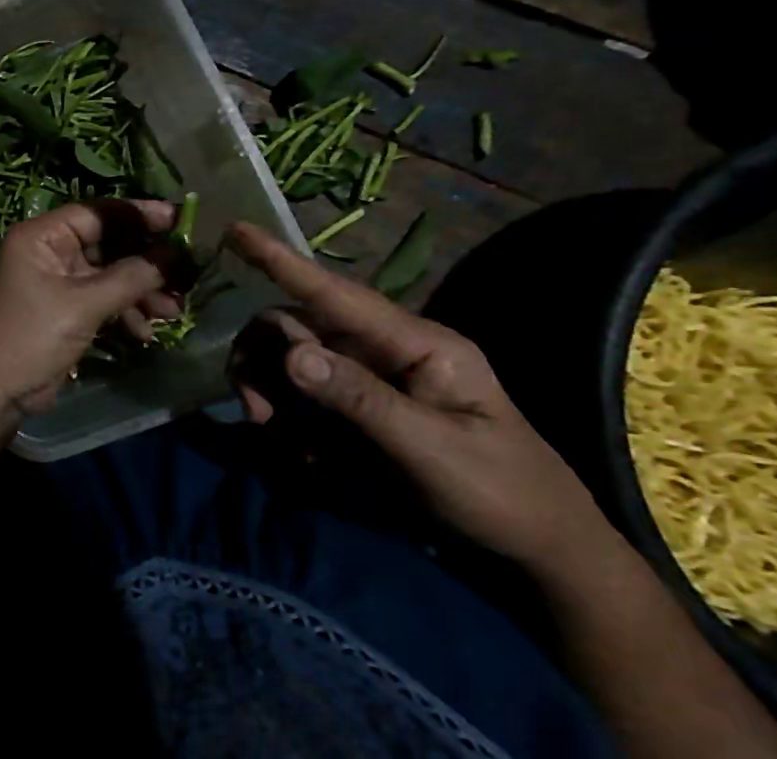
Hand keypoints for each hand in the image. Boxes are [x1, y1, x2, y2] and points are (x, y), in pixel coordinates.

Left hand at [0, 201, 177, 464]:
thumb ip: (133, 276)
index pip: (97, 213)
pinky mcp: (62, 312)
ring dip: (141, 292)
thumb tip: (179, 253)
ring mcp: (54, 284)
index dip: (140, 215)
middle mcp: (47, 253)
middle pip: (107, 244)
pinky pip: (101, 301)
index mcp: (41, 237)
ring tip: (174, 311)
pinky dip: (124, 313)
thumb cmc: (29, 339)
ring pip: (108, 276)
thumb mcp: (83, 305)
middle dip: (146, 262)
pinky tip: (146, 333)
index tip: (182, 221)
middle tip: (187, 273)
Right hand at [226, 221, 608, 566]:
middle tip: (254, 413)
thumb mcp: (433, 450)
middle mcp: (387, 348)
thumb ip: (360, 399)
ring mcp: (373, 374)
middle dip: (262, 359)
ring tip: (270, 431)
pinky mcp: (361, 401)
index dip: (282, 260)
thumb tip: (291, 354)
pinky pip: (301, 390)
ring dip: (268, 388)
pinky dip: (285, 412)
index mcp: (419, 344)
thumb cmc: (501, 493)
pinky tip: (298, 449)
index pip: (336, 293)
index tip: (236, 230)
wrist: (540, 545)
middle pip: (298, 326)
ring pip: (291, 357)